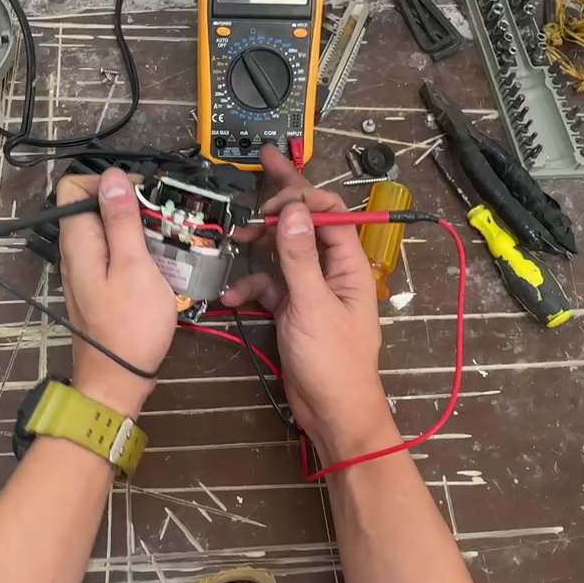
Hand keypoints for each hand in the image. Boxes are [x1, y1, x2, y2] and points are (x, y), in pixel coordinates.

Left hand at [55, 168, 177, 416]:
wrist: (118, 381)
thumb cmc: (129, 325)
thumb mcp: (133, 266)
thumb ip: (122, 220)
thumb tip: (112, 177)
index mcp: (78, 241)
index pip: (75, 186)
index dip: (108, 182)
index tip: (142, 195)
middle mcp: (75, 251)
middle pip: (94, 206)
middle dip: (129, 204)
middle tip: (161, 219)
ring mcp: (86, 269)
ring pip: (107, 230)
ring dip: (137, 228)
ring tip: (166, 238)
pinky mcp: (99, 285)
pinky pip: (114, 253)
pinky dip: (136, 249)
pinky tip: (160, 262)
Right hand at [222, 147, 399, 464]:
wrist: (332, 415)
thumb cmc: (333, 363)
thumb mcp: (313, 307)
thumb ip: (299, 258)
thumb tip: (293, 210)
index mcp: (350, 265)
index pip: (329, 214)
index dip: (302, 197)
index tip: (271, 197)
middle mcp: (332, 270)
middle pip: (307, 223)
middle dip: (283, 200)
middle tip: (260, 167)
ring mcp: (311, 289)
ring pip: (283, 251)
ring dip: (259, 244)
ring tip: (235, 237)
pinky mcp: (293, 308)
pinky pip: (270, 285)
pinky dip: (251, 286)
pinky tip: (233, 297)